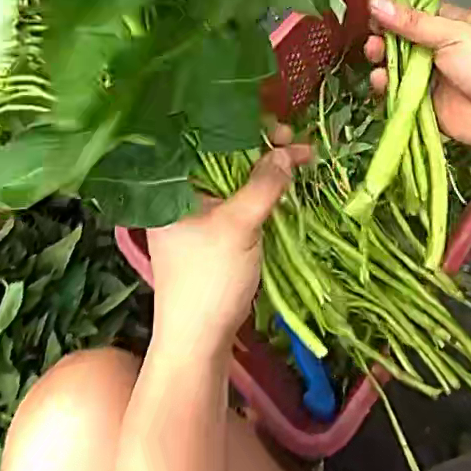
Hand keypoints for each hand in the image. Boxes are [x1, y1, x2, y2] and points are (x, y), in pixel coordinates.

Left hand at [145, 125, 311, 361]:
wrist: (198, 344)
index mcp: (172, 185)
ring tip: (298, 156)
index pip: (203, 138)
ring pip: (233, 177)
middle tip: (292, 140)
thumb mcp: (239, 226)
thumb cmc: (208, 280)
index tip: (275, 125)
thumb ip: (263, 185)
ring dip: (265, 166)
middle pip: (222, 155)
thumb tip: (287, 151)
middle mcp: (181, 193)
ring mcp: (197, 212)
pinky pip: (238, 197)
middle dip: (259, 145)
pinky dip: (261, 188)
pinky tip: (284, 180)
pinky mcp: (213, 230)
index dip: (241, 126)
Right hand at [366, 0, 470, 179]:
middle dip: (381, 37)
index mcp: (446, 23)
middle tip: (373, 39)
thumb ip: (410, 22)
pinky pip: (394, 91)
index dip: (388, 10)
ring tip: (375, 56)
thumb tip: (374, 1)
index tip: (367, 9)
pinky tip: (380, 82)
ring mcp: (426, 75)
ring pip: (392, 64)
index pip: (409, 12)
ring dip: (380, 59)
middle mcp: (434, 47)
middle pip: (396, 38)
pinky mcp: (420, 102)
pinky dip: (383, 86)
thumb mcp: (452, 34)